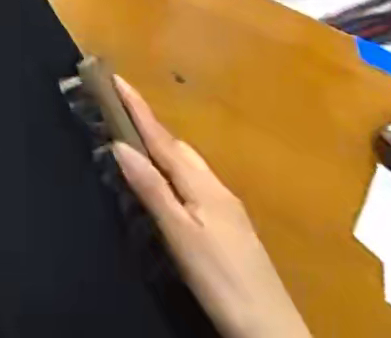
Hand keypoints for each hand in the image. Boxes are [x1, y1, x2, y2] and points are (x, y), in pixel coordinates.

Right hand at [112, 76, 312, 337]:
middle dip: (150, 126)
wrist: (273, 331)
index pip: (162, 138)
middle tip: (120, 111)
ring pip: (189, 165)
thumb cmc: (221, 278)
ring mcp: (228, 208)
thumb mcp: (180, 234)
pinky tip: (170, 187)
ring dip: (163, 148)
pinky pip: (196, 183)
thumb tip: (120, 144)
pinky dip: (175, 171)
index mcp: (201, 184)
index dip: (138, 108)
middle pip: (178, 147)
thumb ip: (151, 188)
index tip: (116, 78)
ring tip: (138, 144)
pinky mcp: (232, 228)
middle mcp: (216, 188)